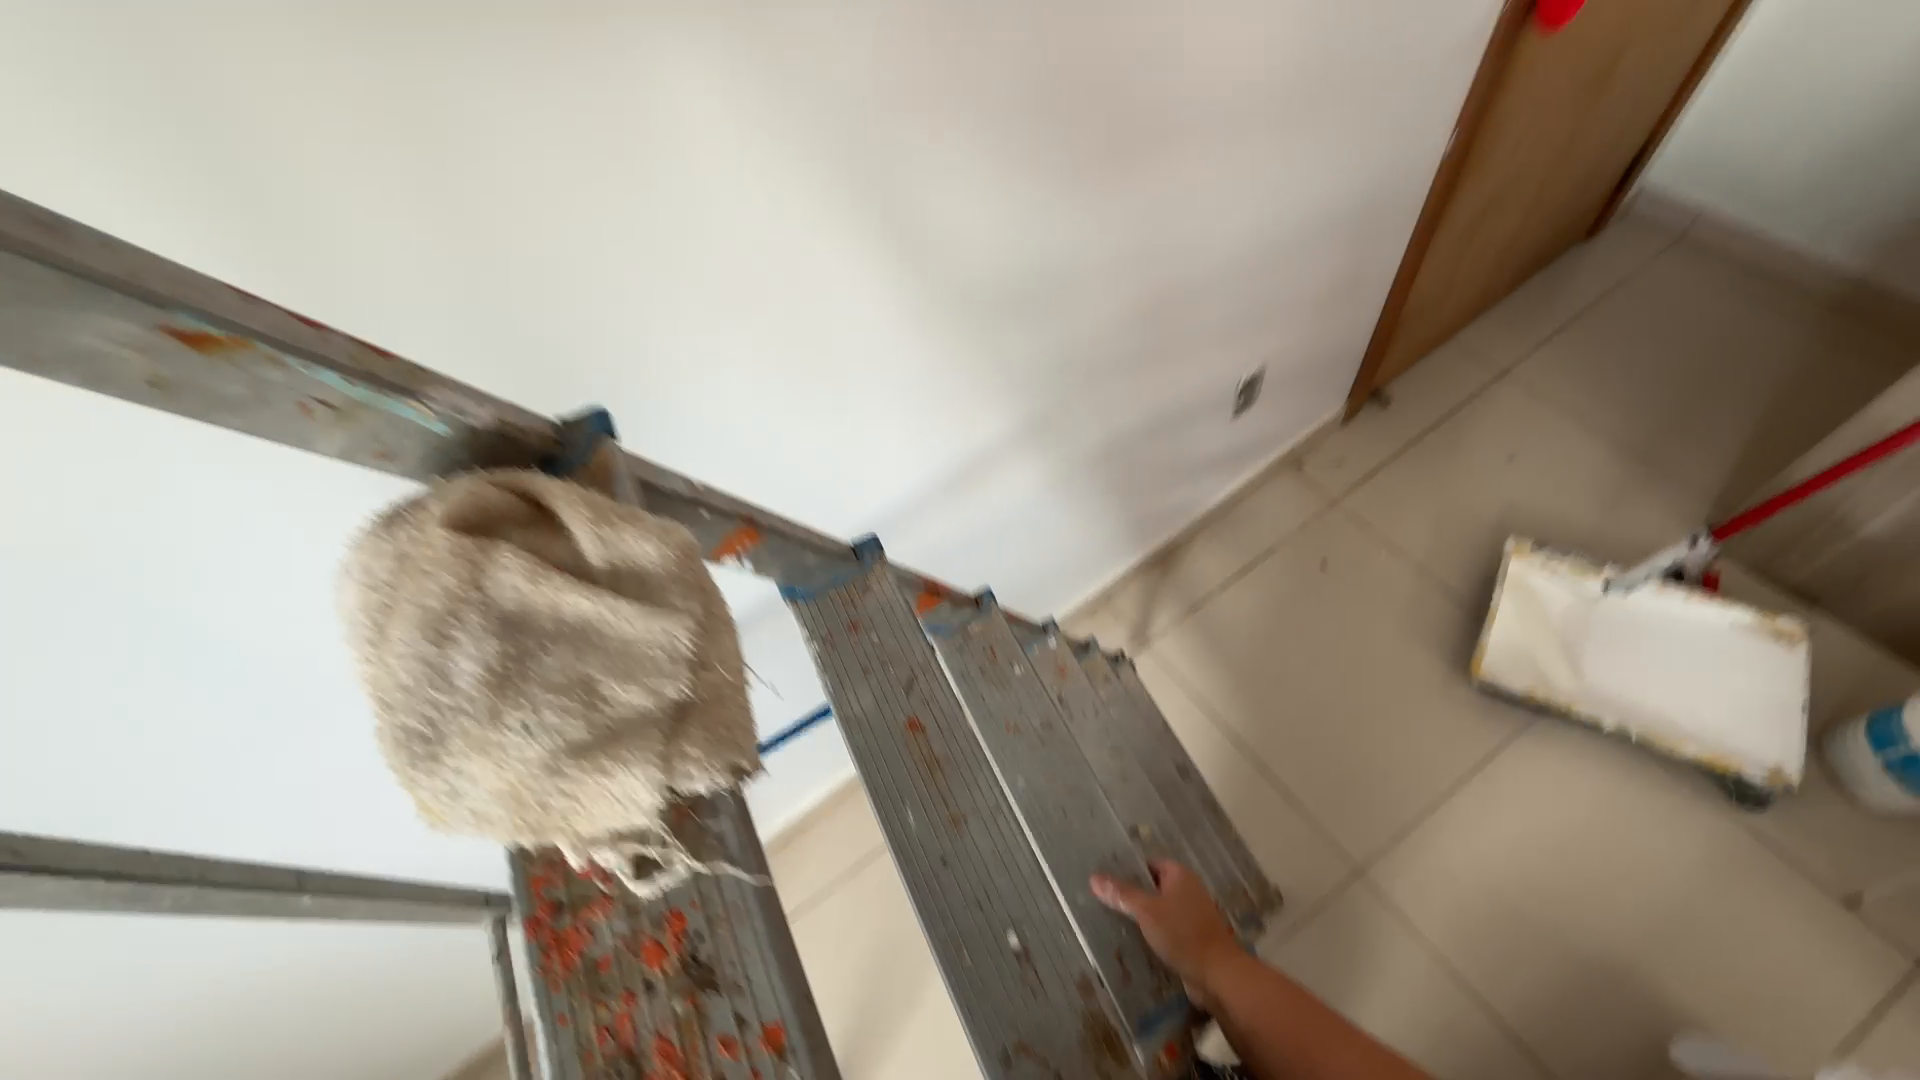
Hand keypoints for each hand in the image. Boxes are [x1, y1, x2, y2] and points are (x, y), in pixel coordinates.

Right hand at [1090, 859, 1244, 1009]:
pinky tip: (1133, 942)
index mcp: (1180, 876)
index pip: (1150, 864)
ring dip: (1142, 917)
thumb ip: (1122, 894)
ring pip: (1160, 911)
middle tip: (1105, 901)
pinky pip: (1167, 930)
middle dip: (1133, 895)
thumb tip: (1094, 878)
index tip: (1107, 879)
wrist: (1217, 974)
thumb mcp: (1146, 911)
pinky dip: (1152, 934)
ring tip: (1113, 921)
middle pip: (1154, 887)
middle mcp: (1188, 891)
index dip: (1130, 869)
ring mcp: (1192, 917)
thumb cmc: (1182, 933)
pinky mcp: (1192, 939)